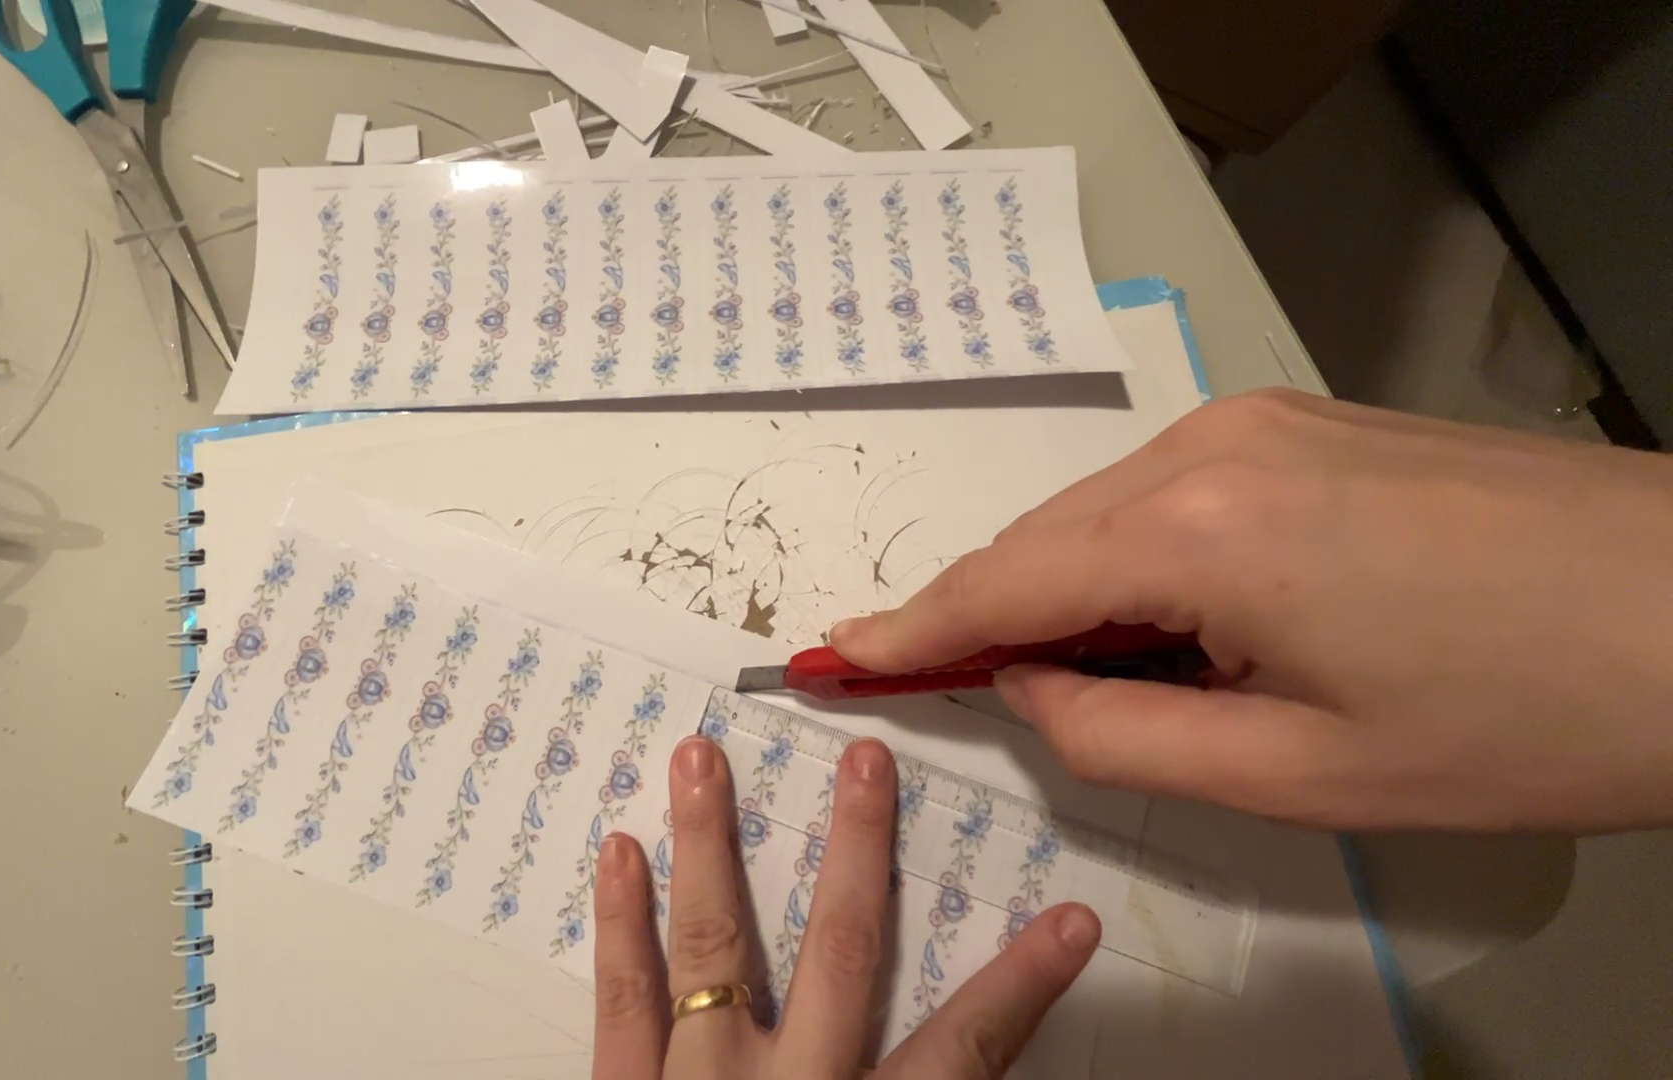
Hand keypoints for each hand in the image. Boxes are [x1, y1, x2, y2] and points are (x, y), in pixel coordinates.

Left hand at [592, 736, 1100, 1079]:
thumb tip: (971, 1068)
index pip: (970, 1051)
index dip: (1025, 983)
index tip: (1070, 915)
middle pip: (839, 951)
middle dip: (855, 849)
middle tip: (863, 759)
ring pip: (714, 945)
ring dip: (709, 845)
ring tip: (699, 758)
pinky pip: (622, 1001)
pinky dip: (620, 922)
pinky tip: (618, 848)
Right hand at [830, 389, 1672, 831]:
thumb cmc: (1523, 719)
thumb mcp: (1292, 774)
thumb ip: (1112, 734)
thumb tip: (1026, 681)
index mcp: (1192, 531)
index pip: (999, 584)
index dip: (907, 626)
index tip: (834, 648)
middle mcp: (1194, 447)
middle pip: (1033, 542)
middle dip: (982, 615)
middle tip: (942, 675)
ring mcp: (1239, 420)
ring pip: (1085, 516)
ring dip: (1058, 590)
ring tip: (1100, 666)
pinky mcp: (1279, 421)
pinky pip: (1145, 494)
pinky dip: (1116, 558)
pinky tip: (1167, 610)